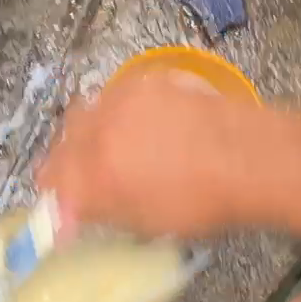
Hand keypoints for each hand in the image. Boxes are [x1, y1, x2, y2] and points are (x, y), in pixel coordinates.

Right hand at [37, 67, 279, 238]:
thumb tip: (69, 216)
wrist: (251, 158)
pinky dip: (118, 112)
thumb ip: (99, 211)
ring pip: (85, 112)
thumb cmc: (204, 201)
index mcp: (95, 171)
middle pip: (63, 140)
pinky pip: (115, 96)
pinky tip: (142, 125)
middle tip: (87, 174)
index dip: (54, 191)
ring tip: (114, 146)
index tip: (62, 201)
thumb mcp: (145, 221)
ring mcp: (121, 100)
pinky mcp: (144, 80)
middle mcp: (99, 130)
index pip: (50, 178)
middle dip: (68, 158)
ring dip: (90, 131)